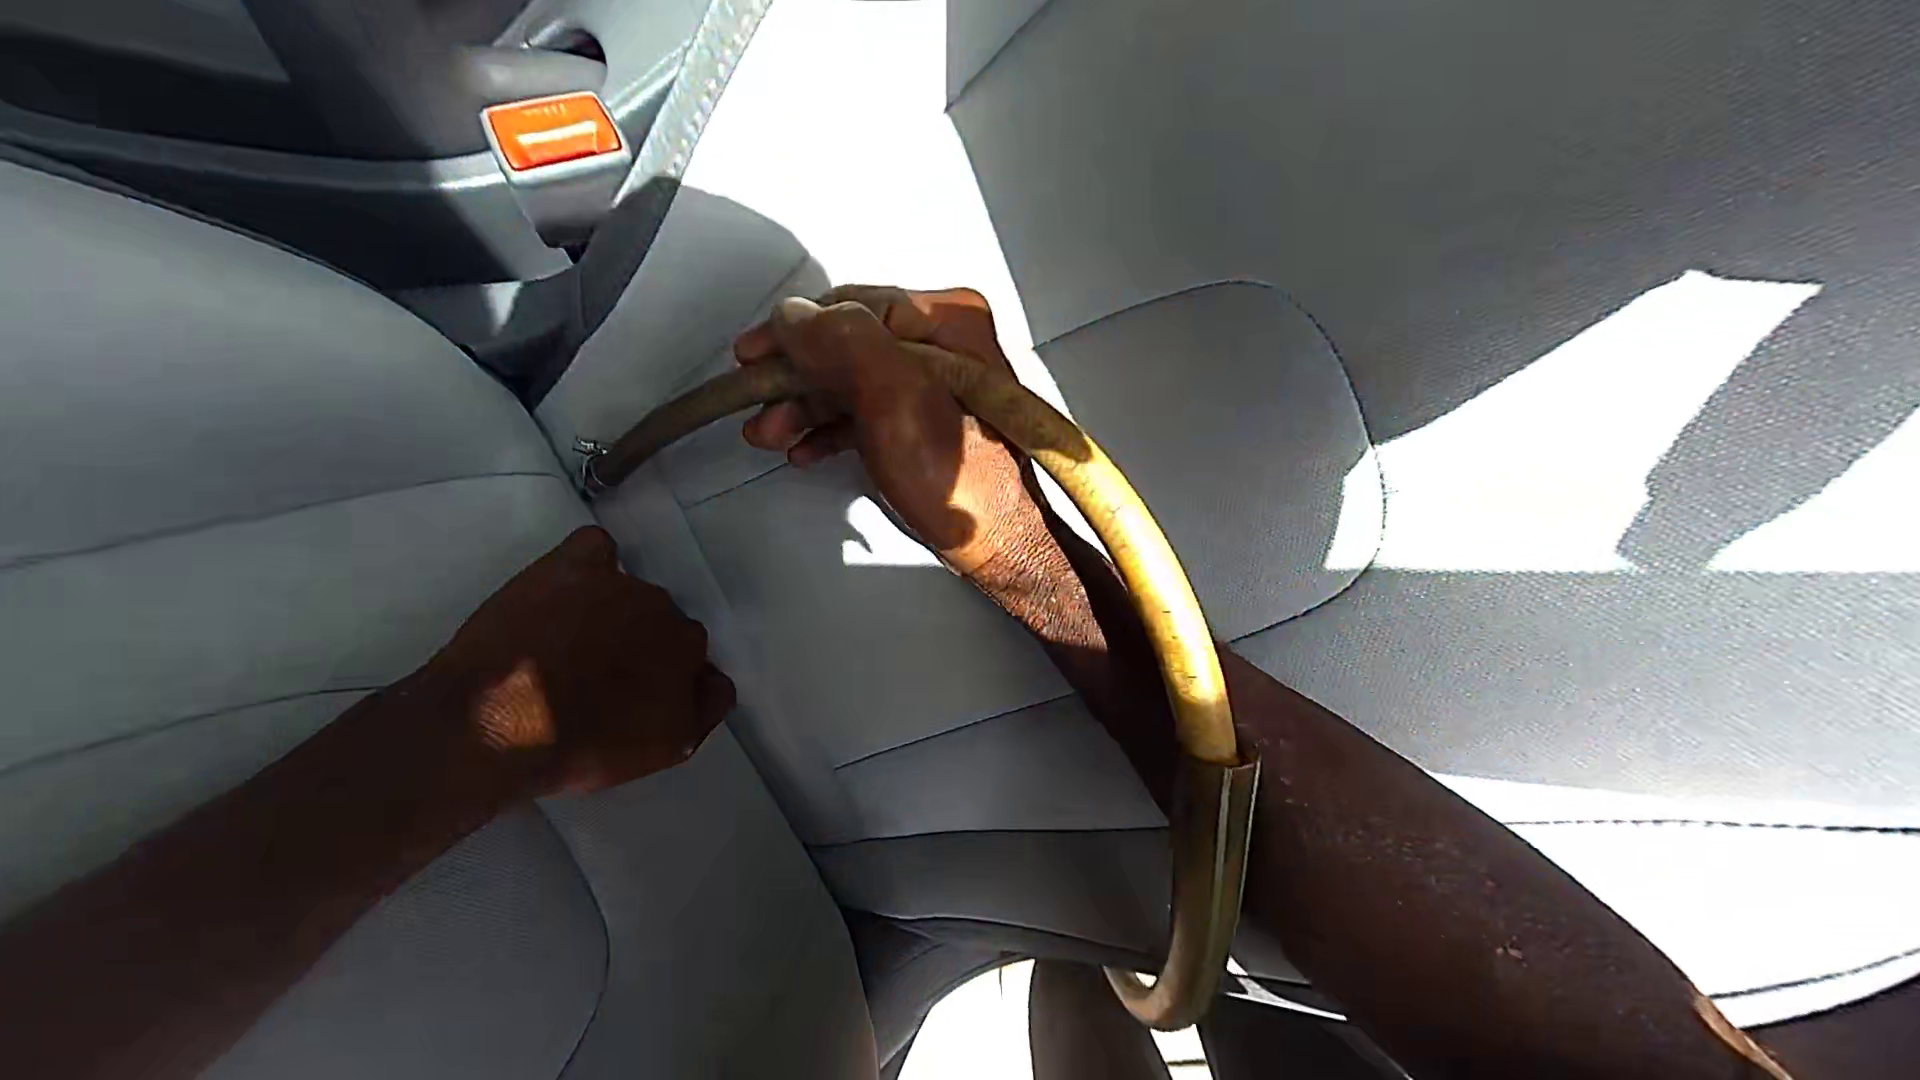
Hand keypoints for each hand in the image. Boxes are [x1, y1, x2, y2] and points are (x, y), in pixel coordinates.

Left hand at [418, 526, 734, 796]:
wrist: (490, 727)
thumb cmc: (580, 747)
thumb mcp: (666, 747)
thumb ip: (705, 707)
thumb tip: (715, 679)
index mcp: (691, 652)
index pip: (694, 657)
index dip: (666, 678)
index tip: (636, 696)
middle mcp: (667, 612)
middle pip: (664, 622)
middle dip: (641, 643)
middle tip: (600, 674)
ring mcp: (620, 586)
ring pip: (631, 592)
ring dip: (613, 612)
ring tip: (569, 642)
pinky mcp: (572, 567)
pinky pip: (597, 548)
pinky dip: (592, 563)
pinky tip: (575, 583)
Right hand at [734, 286, 1054, 579]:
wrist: (998, 546)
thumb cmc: (964, 485)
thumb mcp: (899, 404)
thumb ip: (846, 347)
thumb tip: (793, 316)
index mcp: (948, 324)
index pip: (853, 307)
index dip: (797, 331)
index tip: (753, 354)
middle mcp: (944, 347)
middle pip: (846, 347)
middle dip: (796, 379)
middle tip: (758, 404)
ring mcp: (933, 387)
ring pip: (850, 383)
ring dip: (804, 407)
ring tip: (771, 435)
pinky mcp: (924, 423)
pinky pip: (865, 413)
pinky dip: (830, 429)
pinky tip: (806, 449)